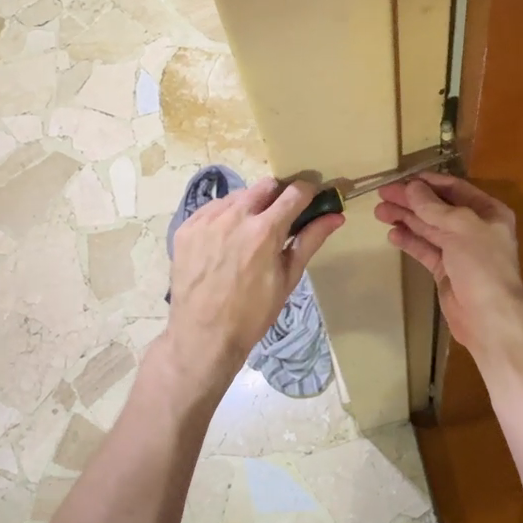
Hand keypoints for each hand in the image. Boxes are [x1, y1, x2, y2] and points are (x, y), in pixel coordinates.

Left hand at [163, 178, 342, 389]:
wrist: (203, 337)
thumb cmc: (252, 313)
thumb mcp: (288, 278)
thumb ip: (310, 241)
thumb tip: (336, 216)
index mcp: (265, 231)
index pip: (295, 192)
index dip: (307, 192)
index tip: (311, 198)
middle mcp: (235, 217)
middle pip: (266, 186)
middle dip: (278, 195)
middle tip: (280, 217)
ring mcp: (206, 220)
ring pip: (238, 195)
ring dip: (250, 205)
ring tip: (249, 232)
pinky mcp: (186, 228)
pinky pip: (212, 208)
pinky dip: (224, 216)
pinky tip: (225, 239)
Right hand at [376, 172, 522, 361]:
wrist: (490, 319)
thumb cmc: (482, 265)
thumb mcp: (461, 227)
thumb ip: (434, 207)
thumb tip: (412, 187)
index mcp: (488, 211)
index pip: (455, 189)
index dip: (428, 182)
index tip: (402, 178)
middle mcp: (475, 228)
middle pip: (438, 208)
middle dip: (411, 201)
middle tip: (382, 193)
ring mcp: (460, 251)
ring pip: (429, 229)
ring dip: (406, 219)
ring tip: (379, 211)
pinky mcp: (446, 271)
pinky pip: (426, 250)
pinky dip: (410, 241)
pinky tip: (392, 234)